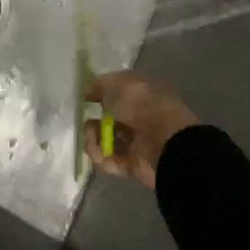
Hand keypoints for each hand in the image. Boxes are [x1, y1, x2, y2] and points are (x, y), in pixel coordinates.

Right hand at [85, 70, 200, 189]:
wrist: (166, 144)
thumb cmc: (142, 106)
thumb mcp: (116, 85)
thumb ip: (99, 85)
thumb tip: (87, 91)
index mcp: (143, 92)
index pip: (118, 90)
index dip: (100, 91)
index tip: (83, 96)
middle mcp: (141, 115)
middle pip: (111, 116)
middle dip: (95, 116)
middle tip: (84, 117)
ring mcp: (138, 141)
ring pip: (107, 138)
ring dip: (94, 136)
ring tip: (90, 133)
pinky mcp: (133, 164)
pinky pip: (110, 159)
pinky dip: (99, 155)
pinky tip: (96, 149)